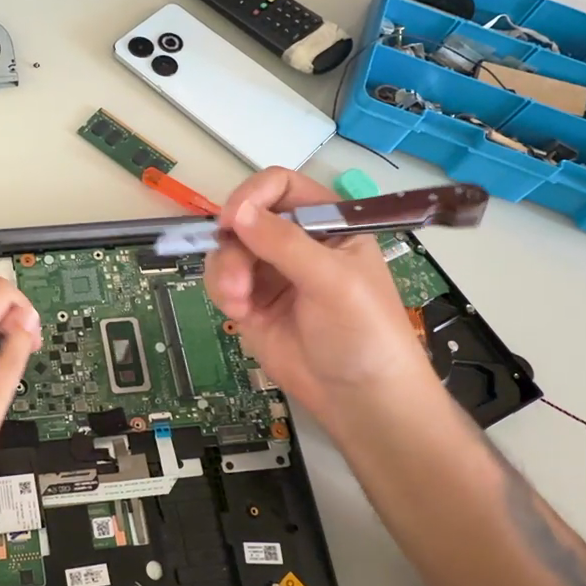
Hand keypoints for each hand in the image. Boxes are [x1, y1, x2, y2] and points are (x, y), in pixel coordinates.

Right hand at [204, 168, 433, 424]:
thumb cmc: (364, 332)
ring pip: (228, 248)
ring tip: (237, 302)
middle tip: (235, 278)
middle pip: (245, 217)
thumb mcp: (332, 281)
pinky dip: (222, 291)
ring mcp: (271, 271)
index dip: (254, 195)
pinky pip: (220, 279)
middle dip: (234, 244)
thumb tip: (235, 211)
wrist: (360, 399)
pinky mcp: (251, 301)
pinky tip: (239, 313)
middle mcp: (296, 241)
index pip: (282, 187)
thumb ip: (283, 243)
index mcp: (327, 224)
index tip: (232, 218)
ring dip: (225, 271)